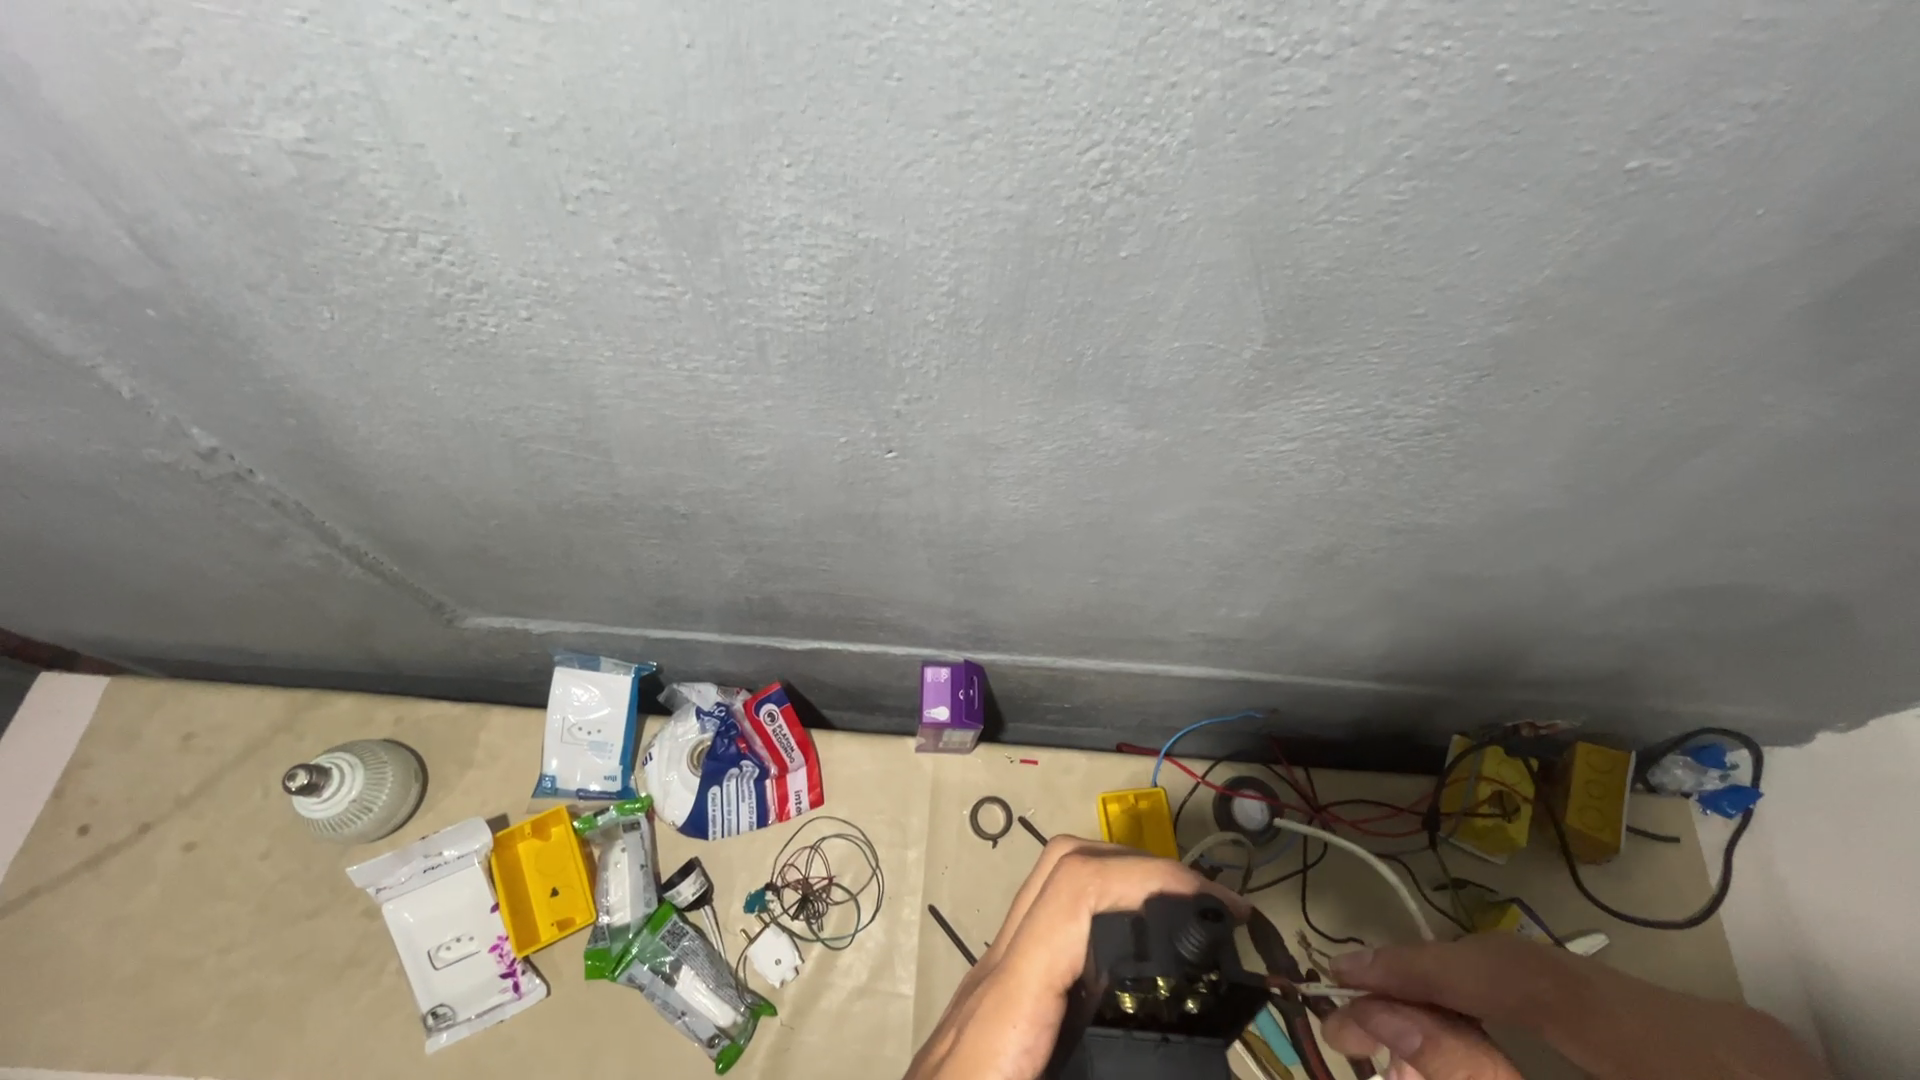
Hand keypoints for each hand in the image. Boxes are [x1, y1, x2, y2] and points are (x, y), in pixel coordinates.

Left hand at [905, 835, 1248, 1079]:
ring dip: (1126, 887)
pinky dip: (1104, 923)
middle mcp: (995, 978)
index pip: (1073, 893)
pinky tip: (1139, 971)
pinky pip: (1052, 931)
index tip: (1220, 908)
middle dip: (1147, 866)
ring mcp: (991, 983)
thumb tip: (1186, 1066)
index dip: (1151, 878)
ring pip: (1055, 889)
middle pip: (1063, 865)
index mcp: (1005, 1013)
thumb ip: (1113, 1074)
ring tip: (1187, 929)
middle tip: (1213, 911)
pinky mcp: (996, 1002)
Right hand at [1321, 934, 1830, 1079]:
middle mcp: (1715, 1023)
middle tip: (1353, 1009)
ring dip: (1472, 999)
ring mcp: (1725, 1032)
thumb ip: (1473, 1078)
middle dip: (1435, 985)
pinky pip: (1592, 1008)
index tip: (1342, 973)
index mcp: (1692, 1057)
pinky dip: (1522, 1014)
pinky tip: (1475, 1029)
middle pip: (1536, 973)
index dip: (1424, 967)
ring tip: (1400, 1022)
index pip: (1525, 975)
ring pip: (1560, 985)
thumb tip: (1378, 1013)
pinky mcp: (1719, 1048)